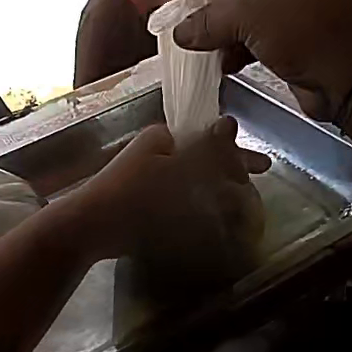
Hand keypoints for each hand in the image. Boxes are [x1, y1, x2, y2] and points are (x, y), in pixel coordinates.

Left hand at [66, 116, 269, 261]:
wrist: (88, 229)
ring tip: (239, 212)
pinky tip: (208, 225)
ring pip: (190, 183)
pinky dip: (194, 209)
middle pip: (201, 162)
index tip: (263, 168)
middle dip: (229, 176)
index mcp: (163, 138)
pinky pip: (175, 202)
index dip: (237, 155)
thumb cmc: (135, 197)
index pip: (209, 141)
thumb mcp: (177, 171)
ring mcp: (145, 179)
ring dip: (215, 194)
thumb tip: (230, 122)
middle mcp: (154, 154)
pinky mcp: (139, 204)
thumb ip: (206, 150)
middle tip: (254, 192)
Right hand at [174, 0, 351, 120]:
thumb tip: (182, 32)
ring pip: (253, 5)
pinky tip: (223, 62)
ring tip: (204, 46)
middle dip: (217, 0)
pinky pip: (265, 31)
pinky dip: (243, 45)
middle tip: (191, 22)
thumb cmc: (314, 25)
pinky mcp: (306, 32)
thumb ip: (211, 18)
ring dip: (227, 28)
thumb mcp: (253, 12)